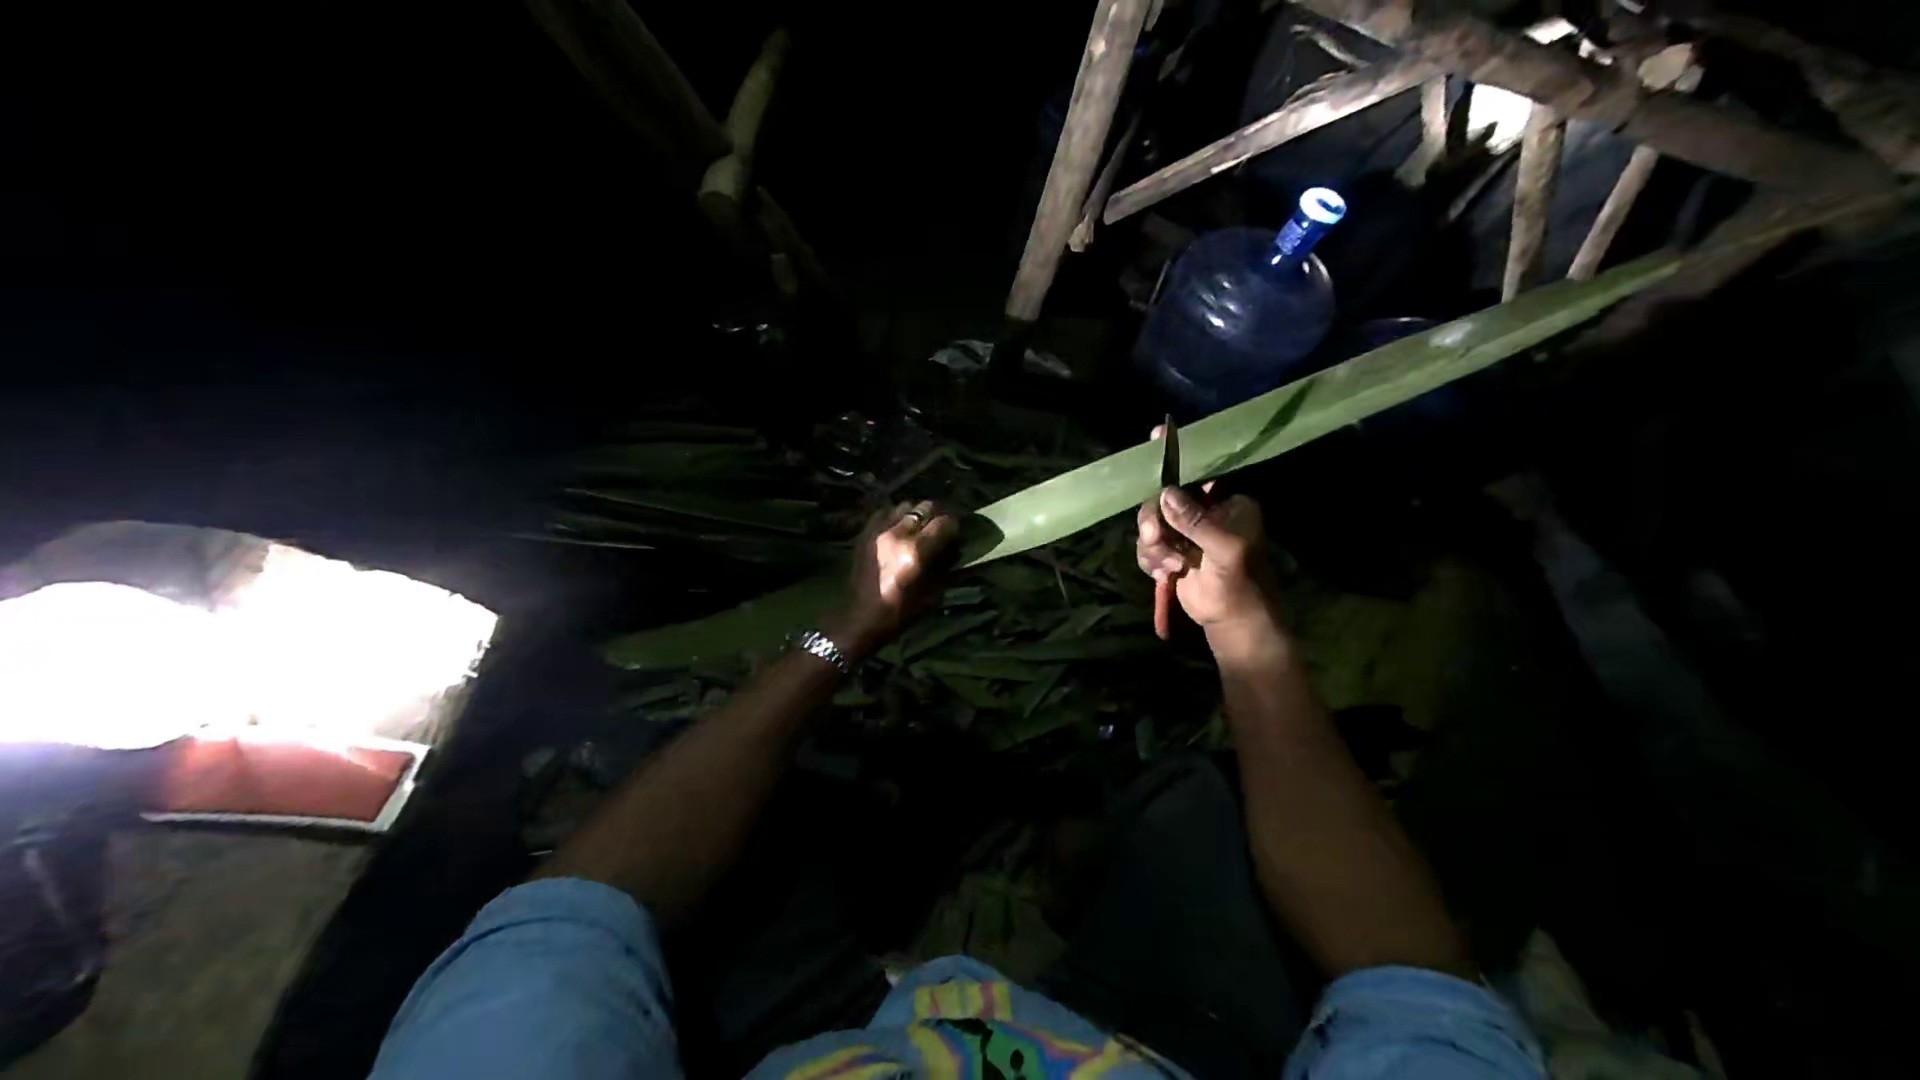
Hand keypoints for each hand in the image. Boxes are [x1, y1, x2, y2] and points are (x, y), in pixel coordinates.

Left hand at [827, 500, 957, 659]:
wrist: (861, 619)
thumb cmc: (900, 612)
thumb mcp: (932, 594)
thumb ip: (945, 566)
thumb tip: (953, 548)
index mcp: (916, 552)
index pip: (944, 522)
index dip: (954, 526)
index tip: (955, 533)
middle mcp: (897, 535)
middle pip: (925, 507)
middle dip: (936, 515)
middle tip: (938, 528)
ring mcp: (878, 531)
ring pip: (904, 506)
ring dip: (915, 514)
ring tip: (917, 527)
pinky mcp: (864, 533)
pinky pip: (884, 512)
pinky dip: (894, 516)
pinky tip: (897, 529)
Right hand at [1136, 474, 1287, 665]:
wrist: (1234, 621)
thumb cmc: (1241, 582)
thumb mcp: (1224, 548)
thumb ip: (1195, 520)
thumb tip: (1166, 493)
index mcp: (1226, 503)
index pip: (1198, 474)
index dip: (1176, 460)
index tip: (1155, 436)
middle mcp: (1204, 513)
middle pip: (1163, 499)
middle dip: (1155, 521)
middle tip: (1155, 537)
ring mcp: (1185, 533)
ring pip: (1151, 523)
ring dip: (1154, 546)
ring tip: (1169, 567)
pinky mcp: (1170, 552)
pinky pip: (1147, 545)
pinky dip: (1151, 559)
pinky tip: (1164, 575)